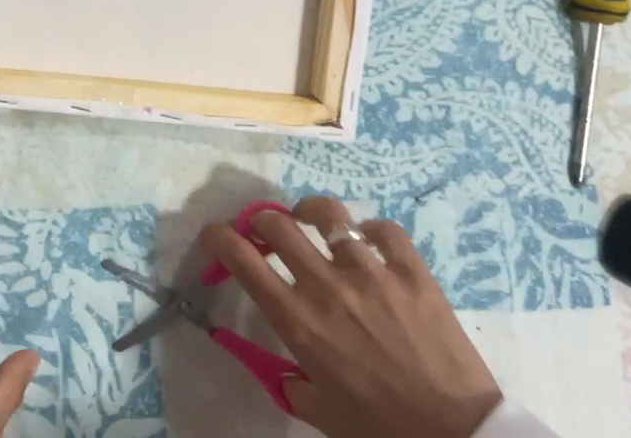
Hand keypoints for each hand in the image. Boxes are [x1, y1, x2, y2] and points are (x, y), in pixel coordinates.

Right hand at [199, 196, 502, 437]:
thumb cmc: (382, 428)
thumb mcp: (320, 411)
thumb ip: (291, 383)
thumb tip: (280, 370)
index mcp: (295, 319)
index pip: (238, 256)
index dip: (217, 236)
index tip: (217, 237)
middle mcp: (325, 287)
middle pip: (276, 223)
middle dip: (262, 222)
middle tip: (268, 234)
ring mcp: (371, 275)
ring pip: (328, 215)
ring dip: (311, 214)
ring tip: (313, 222)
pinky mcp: (414, 275)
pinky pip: (385, 230)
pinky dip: (371, 229)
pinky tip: (369, 241)